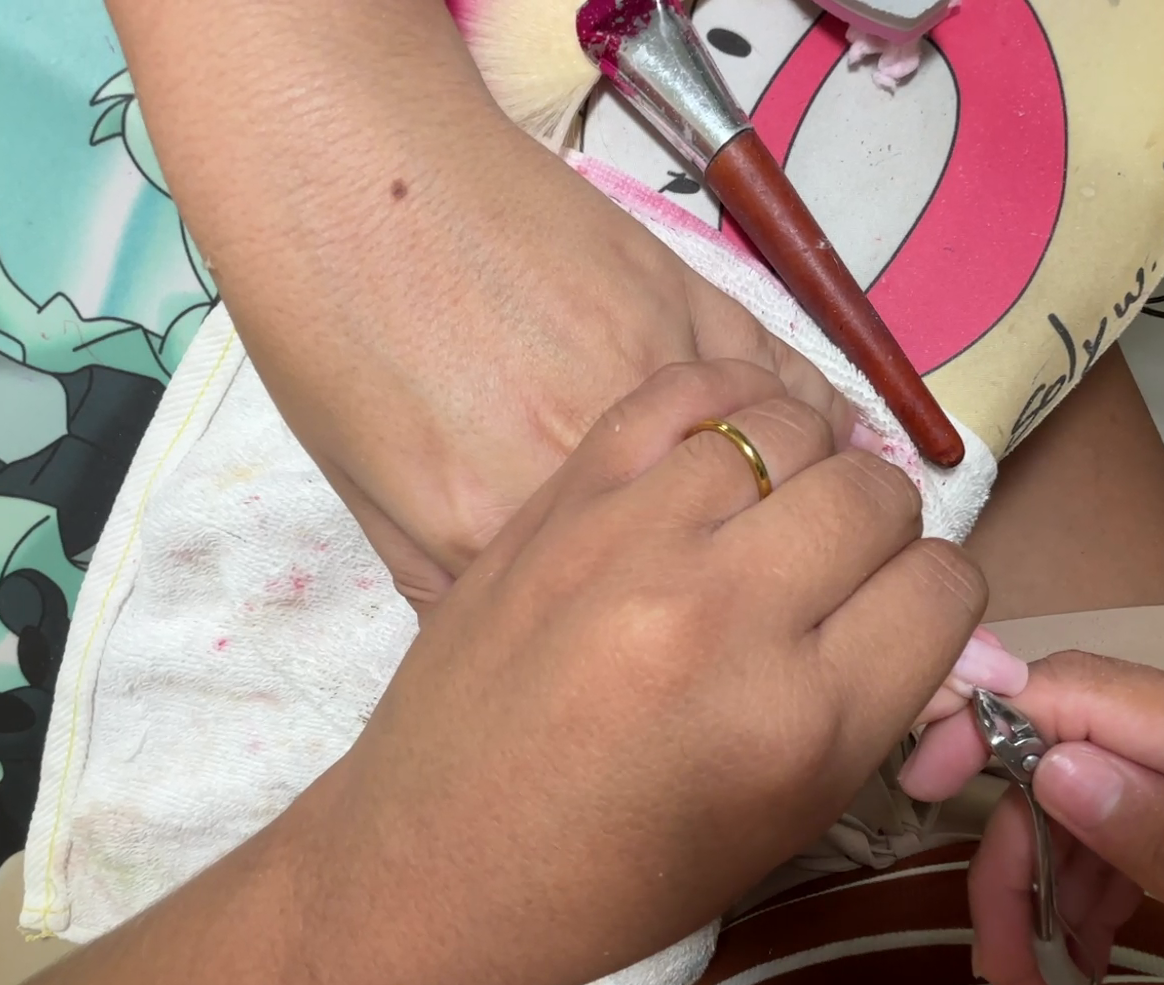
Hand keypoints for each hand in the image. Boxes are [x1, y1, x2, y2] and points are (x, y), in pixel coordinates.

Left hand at [252, 125, 856, 610]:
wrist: (350, 171)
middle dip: (755, 583)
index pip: (629, 618)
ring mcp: (656, 378)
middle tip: (775, 588)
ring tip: (817, 513)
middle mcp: (595, 467)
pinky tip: (825, 434)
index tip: (702, 632)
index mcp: (502, 526)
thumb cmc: (338, 333)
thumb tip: (540, 633)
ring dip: (804, 499)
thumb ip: (455, 583)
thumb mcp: (370, 495)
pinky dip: (815, 415)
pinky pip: (783, 378)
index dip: (674, 631)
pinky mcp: (689, 300)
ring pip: (774, 466)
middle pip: (723, 553)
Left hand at [282, 358, 988, 984]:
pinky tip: (724, 445)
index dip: (938, 598)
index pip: (944, 591)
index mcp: (799, 722)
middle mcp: (726, 614)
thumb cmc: (616, 874)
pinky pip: (685, 391)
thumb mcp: (779, 820)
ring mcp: (636, 540)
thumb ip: (874, 700)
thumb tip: (935, 604)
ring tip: (774, 505)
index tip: (902, 609)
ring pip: (789, 428)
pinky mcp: (566, 497)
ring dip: (808, 464)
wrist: (434, 859)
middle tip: (837, 559)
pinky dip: (728, 405)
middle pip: (876, 495)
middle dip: (883, 526)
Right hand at [962, 653, 1163, 984]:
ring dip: (1055, 876)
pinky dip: (1102, 878)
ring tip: (1032, 974)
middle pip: (1091, 751)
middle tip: (996, 953)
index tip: (920, 777)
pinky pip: (1147, 813)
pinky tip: (1088, 945)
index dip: (995, 719)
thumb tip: (1059, 767)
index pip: (1100, 693)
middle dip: (1026, 845)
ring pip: (1106, 788)